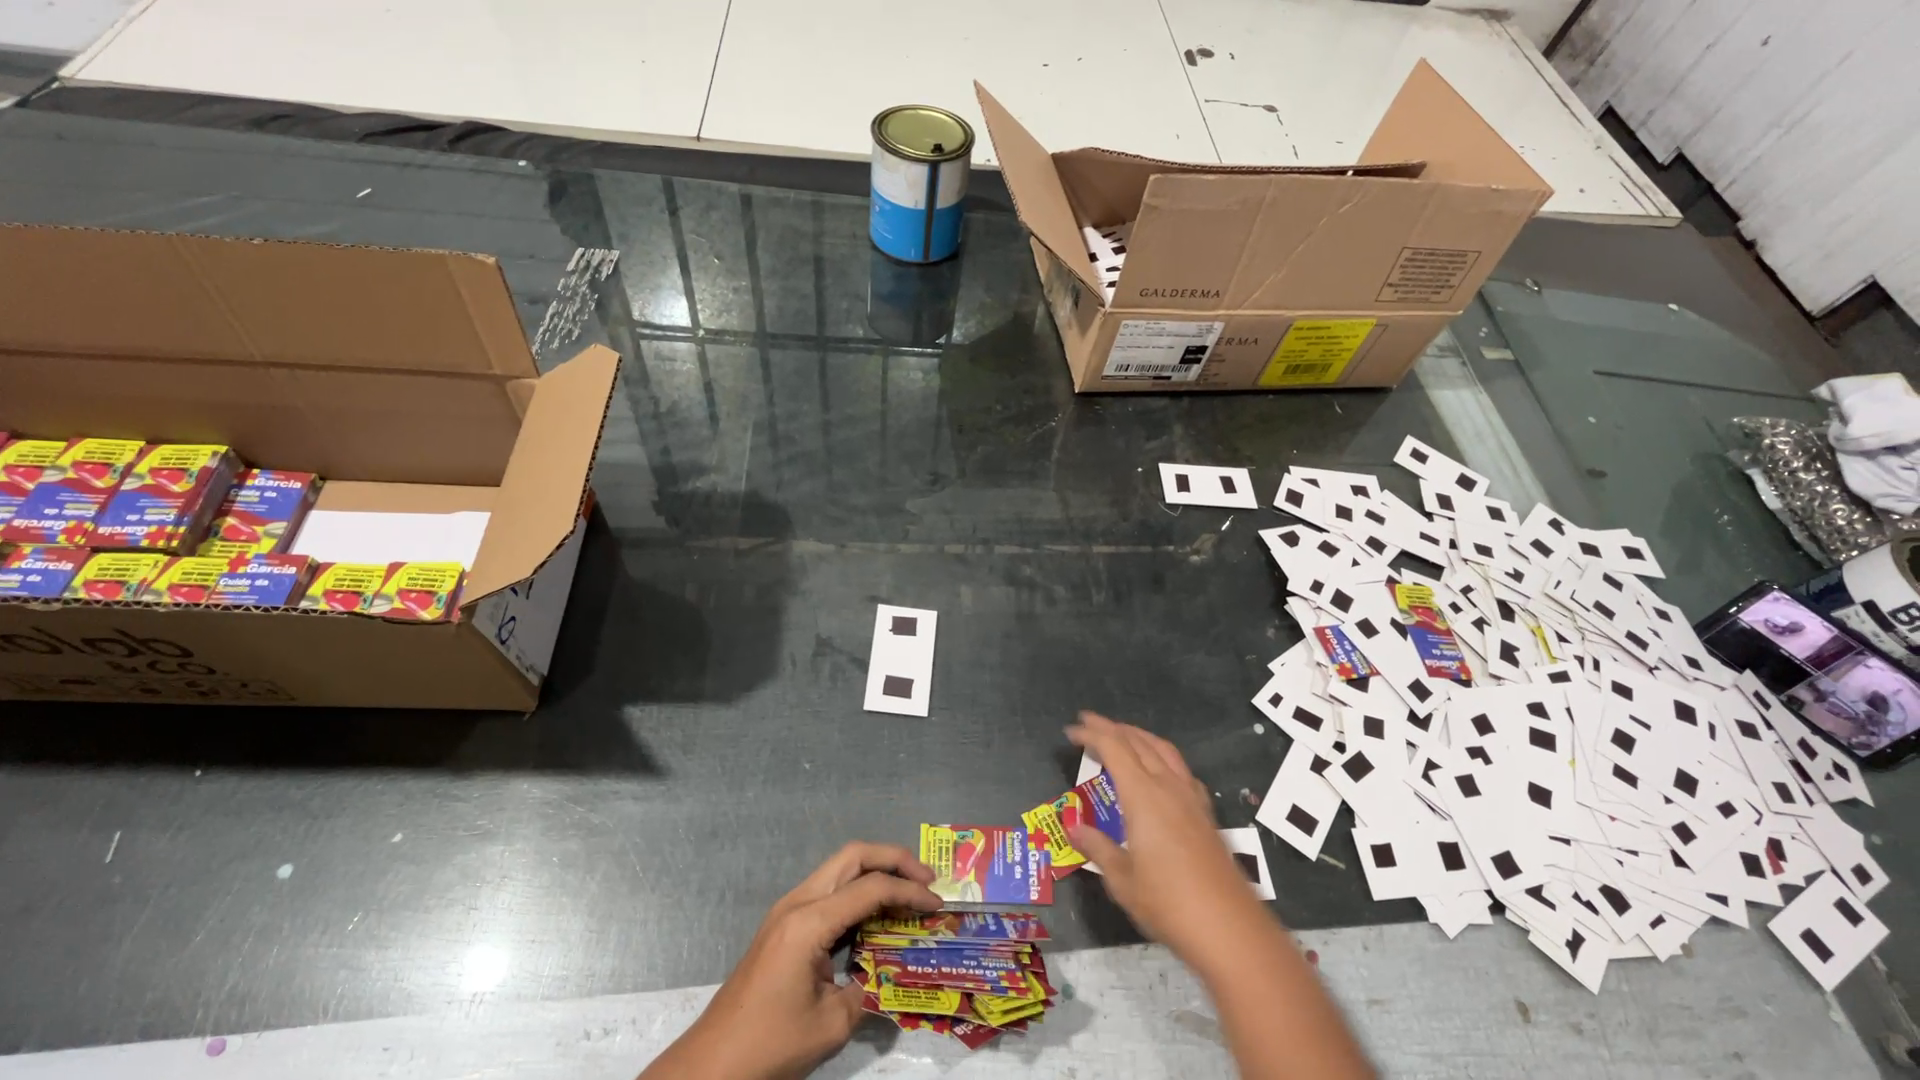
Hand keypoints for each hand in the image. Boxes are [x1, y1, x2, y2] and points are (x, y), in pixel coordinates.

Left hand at [641, 843, 941, 1079]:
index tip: (938, 905)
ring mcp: (787, 912)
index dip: (910, 891)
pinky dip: (858, 895)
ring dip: (876, 874)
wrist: (714, 1062)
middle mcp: (797, 903)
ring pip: (839, 870)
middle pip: (853, 856)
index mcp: (809, 921)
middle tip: (927, 879)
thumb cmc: (772, 1041)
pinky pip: (828, 894)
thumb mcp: (832, 1023)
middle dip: (894, 860)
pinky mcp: (784, 927)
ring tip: (909, 893)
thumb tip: (886, 975)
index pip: (871, 888)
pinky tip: (877, 918)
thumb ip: (868, 989)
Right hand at [1066, 711, 1265, 965]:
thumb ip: (1097, 847)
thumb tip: (1073, 827)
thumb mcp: (1121, 879)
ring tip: (1121, 736)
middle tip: (1088, 723)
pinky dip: (1162, 756)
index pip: (1114, 749)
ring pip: (1164, 751)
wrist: (1228, 927)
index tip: (1071, 731)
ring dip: (1139, 737)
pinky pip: (1180, 769)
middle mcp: (1168, 788)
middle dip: (1112, 728)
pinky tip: (1159, 770)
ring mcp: (1191, 799)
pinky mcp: (1205, 814)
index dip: (1092, 735)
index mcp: (1143, 796)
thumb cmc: (1167, 903)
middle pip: (1139, 743)